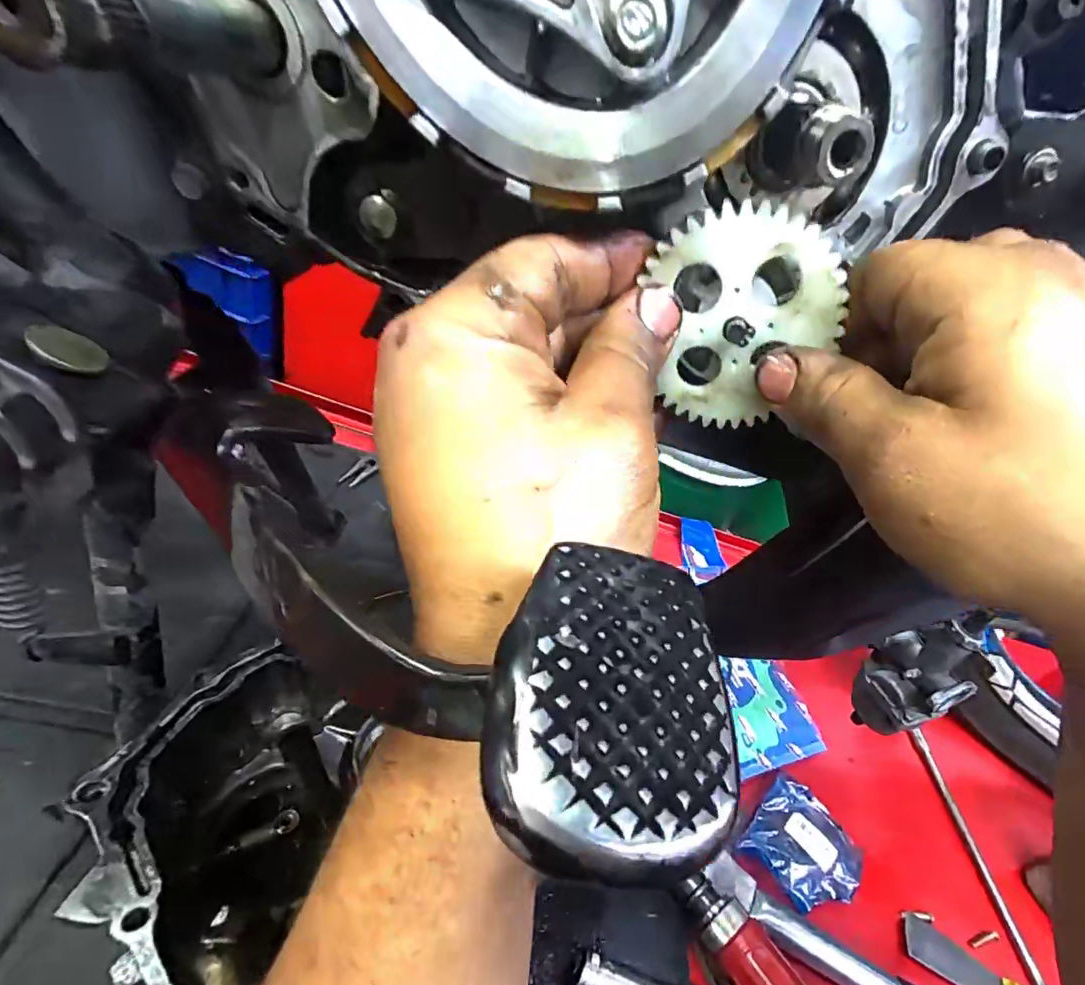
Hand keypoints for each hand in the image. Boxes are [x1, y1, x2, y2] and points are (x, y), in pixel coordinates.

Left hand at [374, 233, 680, 664]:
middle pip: (523, 305)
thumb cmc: (556, 528)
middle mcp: (425, 364)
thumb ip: (630, 344)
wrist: (514, 630)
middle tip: (659, 306)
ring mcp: (432, 412)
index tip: (648, 257)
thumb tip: (650, 306)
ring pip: (521, 353)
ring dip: (584, 348)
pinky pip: (510, 395)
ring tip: (644, 347)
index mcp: (454, 335)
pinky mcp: (449, 452)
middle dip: (597, 303)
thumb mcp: (612, 418)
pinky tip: (607, 390)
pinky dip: (560, 386)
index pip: (536, 261)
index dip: (604, 255)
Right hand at [755, 230, 1084, 689]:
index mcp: (987, 281)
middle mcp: (1060, 272)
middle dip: (895, 351)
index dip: (838, 332)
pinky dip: (1010, 380)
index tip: (831, 396)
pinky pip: (1048, 345)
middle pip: (936, 289)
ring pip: (993, 319)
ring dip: (951, 368)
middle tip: (891, 429)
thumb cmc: (1020, 516)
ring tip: (957, 443)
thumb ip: (828, 399)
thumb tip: (778, 364)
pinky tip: (1021, 446)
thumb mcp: (896, 461)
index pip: (876, 273)